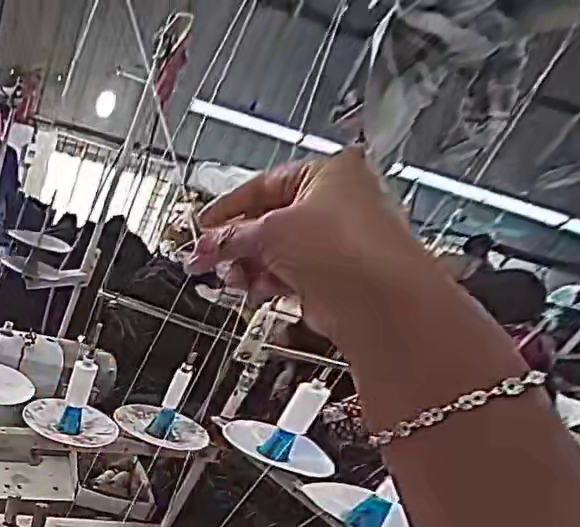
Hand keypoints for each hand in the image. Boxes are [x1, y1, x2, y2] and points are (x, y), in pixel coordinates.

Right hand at [187, 150, 441, 341]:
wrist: (375, 300)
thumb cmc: (347, 250)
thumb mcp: (271, 232)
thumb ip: (232, 237)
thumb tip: (207, 244)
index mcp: (328, 173)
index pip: (264, 185)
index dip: (228, 208)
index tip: (204, 227)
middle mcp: (335, 204)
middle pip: (268, 222)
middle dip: (237, 244)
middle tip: (209, 258)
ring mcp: (333, 243)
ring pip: (276, 253)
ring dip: (250, 267)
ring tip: (233, 277)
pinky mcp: (329, 278)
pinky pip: (287, 276)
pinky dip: (268, 283)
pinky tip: (254, 289)